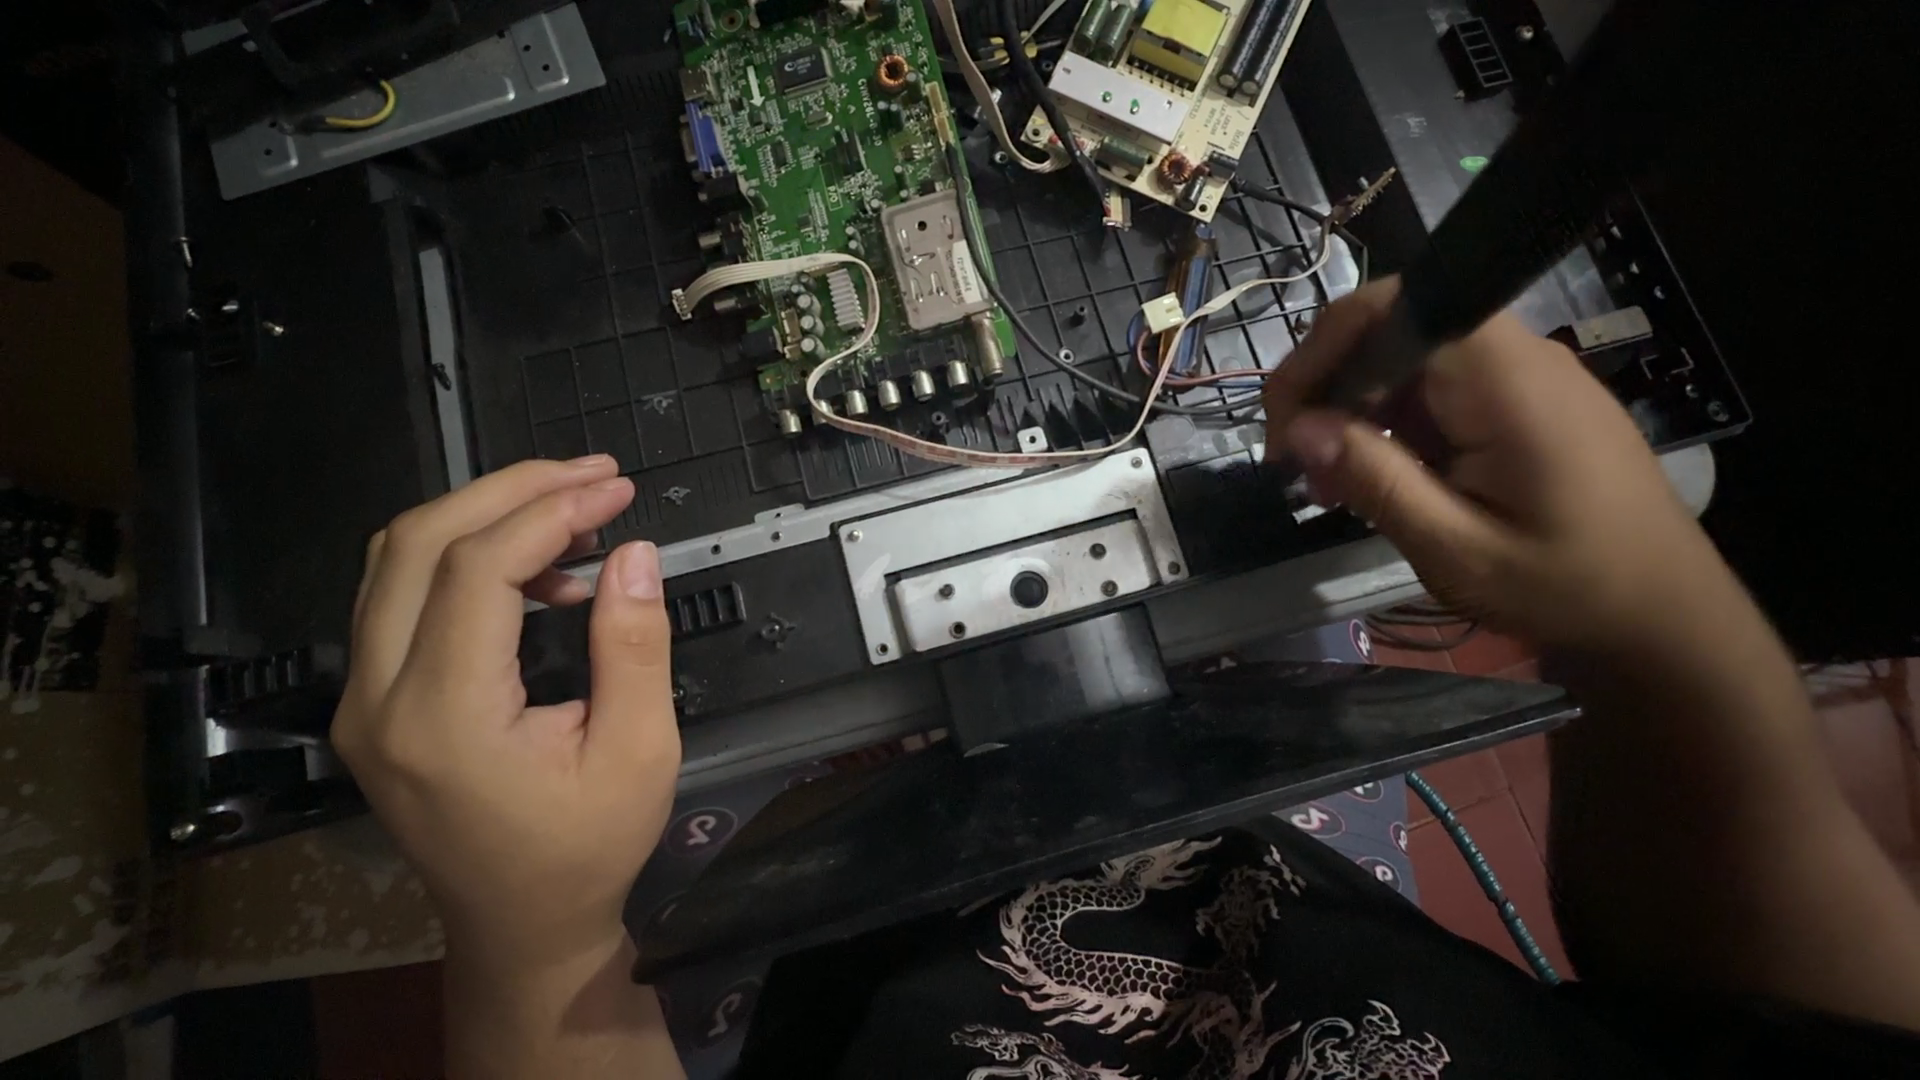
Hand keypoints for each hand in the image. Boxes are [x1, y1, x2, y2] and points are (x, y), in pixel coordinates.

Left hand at [332, 455, 679, 972]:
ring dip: (486, 515)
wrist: (523, 925)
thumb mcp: (640, 752)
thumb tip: (635, 553)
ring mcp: (363, 700)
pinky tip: (541, 573)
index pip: (475, 570)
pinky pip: (404, 596)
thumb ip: (635, 647)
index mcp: (443, 717)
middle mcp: (378, 699)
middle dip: (510, 489)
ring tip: (574, 509)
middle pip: (415, 543)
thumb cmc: (588, 848)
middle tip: (594, 474)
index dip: (550, 512)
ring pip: (397, 560)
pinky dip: (470, 559)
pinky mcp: (375, 702)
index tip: (617, 488)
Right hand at [1264, 278, 1729, 660]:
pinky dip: (1386, 427)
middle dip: (1325, 389)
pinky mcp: (1515, 404)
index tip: (1286, 427)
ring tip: (1329, 484)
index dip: (1320, 352)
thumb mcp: (1455, 549)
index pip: (1389, 310)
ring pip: (1402, 363)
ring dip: (1351, 412)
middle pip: (1389, 331)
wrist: (1664, 615)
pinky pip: (1431, 391)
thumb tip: (1298, 429)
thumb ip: (1376, 482)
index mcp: (1503, 380)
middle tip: (1295, 465)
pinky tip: (1374, 478)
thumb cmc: (1565, 587)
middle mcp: (1512, 358)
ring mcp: (1517, 378)